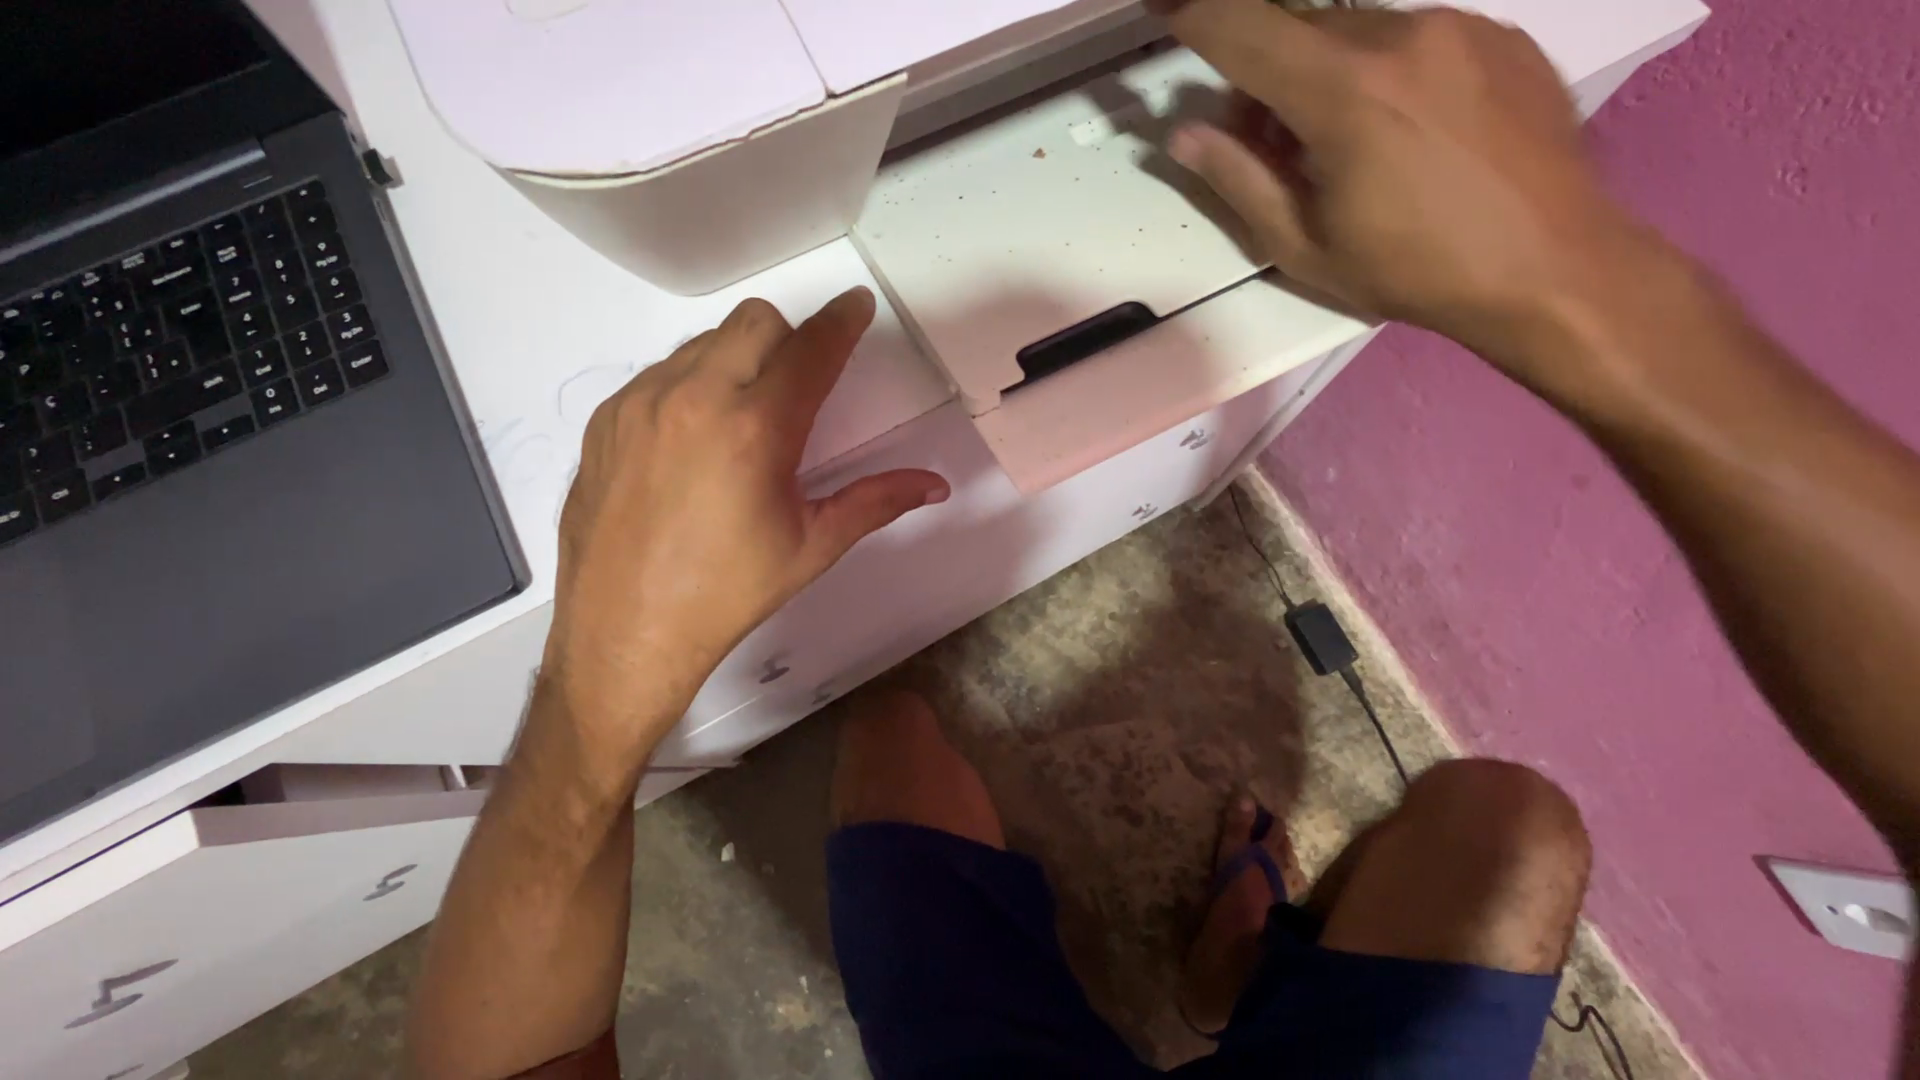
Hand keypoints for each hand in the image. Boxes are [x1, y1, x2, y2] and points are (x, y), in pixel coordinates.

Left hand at [542, 288, 948, 754]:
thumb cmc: (728, 594)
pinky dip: (689, 387)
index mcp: (754, 429)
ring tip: (742, 420)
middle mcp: (693, 399)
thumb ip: (876, 502)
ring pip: (703, 343)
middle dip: (788, 339)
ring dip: (737, 361)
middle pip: (755, 322)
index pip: (810, 350)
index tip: (855, 306)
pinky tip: (693, 444)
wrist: (625, 631)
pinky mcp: (605, 420)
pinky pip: (658, 373)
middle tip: (798, 385)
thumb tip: (936, 485)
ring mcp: (640, 404)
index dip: (840, 322)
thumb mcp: (811, 547)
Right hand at [1159, 0, 1660, 377]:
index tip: (1161, 7)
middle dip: (1259, 64)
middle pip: (1300, 21)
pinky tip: (1394, 131)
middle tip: (1257, 133)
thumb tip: (1185, 135)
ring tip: (1330, 144)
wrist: (1550, 266)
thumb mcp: (1303, 246)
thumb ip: (1238, 181)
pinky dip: (1378, 70)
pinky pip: (1414, 36)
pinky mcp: (1501, 36)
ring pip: (1357, 28)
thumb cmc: (1413, 271)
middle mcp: (1405, 36)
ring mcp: (1461, 28)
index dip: (1195, 12)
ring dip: (1320, 70)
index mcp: (1346, 93)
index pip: (1245, 27)